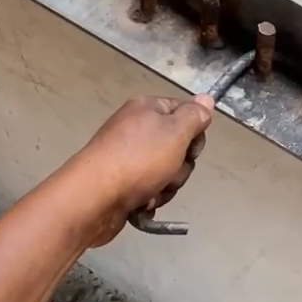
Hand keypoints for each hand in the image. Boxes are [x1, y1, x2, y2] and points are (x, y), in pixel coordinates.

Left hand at [57, 95, 214, 243]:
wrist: (94, 199)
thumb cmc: (138, 160)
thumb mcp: (175, 132)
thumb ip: (195, 115)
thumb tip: (206, 98)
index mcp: (147, 109)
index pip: (185, 112)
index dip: (195, 132)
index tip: (190, 147)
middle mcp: (137, 129)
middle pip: (179, 145)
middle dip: (180, 165)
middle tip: (168, 170)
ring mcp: (130, 157)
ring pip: (169, 171)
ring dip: (167, 185)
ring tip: (152, 190)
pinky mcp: (125, 183)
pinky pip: (152, 188)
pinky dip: (152, 197)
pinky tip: (142, 203)